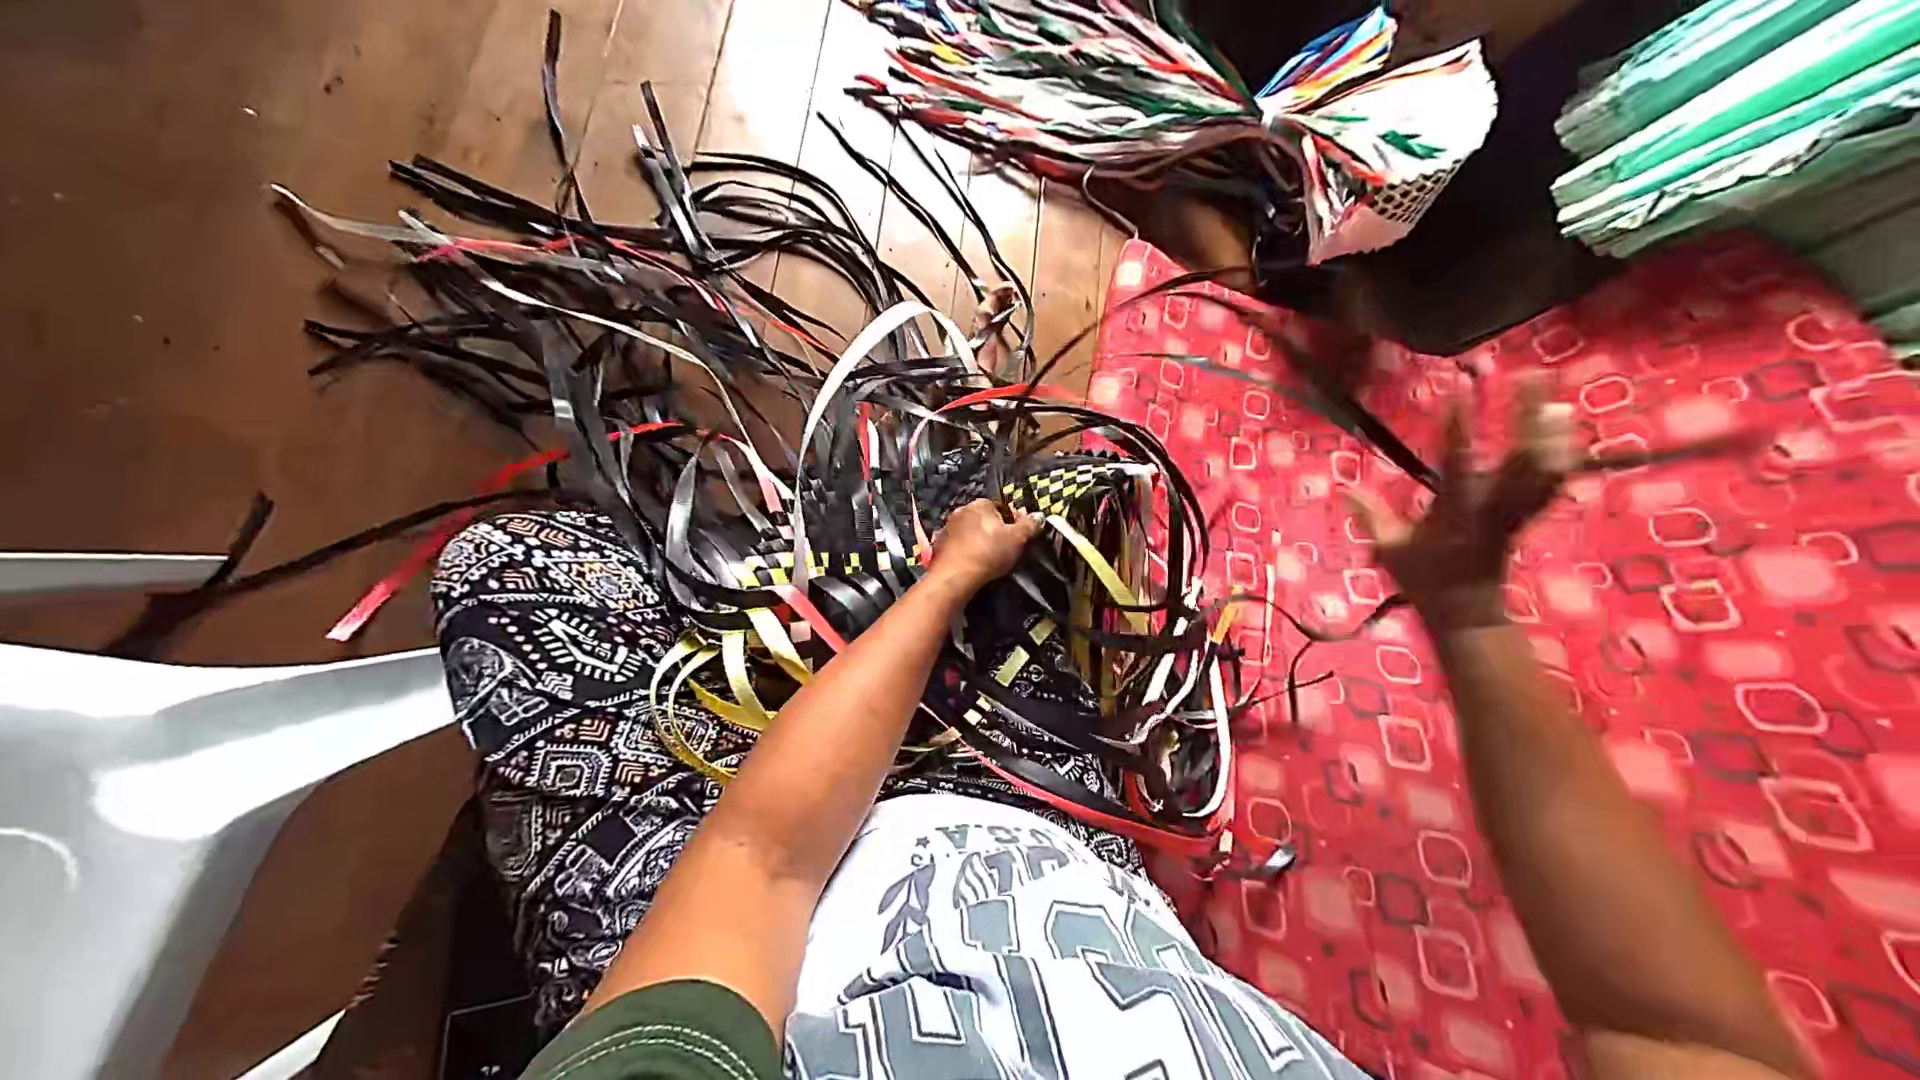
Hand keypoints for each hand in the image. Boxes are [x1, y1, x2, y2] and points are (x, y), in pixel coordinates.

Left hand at [927, 498, 1041, 594]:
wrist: (955, 576)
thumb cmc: (989, 552)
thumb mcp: (1017, 539)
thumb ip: (1030, 525)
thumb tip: (1039, 516)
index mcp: (981, 504)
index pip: (1000, 507)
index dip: (1011, 521)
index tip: (1017, 536)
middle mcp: (961, 510)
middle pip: (983, 519)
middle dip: (993, 530)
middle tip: (1004, 548)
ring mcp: (947, 527)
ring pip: (969, 531)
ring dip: (977, 540)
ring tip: (987, 558)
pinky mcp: (938, 544)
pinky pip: (957, 544)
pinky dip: (964, 551)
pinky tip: (971, 563)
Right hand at [1345, 375, 1576, 632]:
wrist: (1466, 610)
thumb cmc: (1424, 580)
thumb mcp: (1389, 550)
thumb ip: (1370, 517)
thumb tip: (1345, 490)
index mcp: (1456, 512)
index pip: (1459, 462)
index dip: (1459, 426)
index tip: (1458, 393)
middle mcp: (1493, 507)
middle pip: (1521, 457)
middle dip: (1526, 416)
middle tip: (1530, 375)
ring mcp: (1515, 512)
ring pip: (1545, 468)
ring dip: (1552, 433)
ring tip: (1555, 398)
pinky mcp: (1526, 516)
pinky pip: (1551, 483)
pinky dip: (1562, 456)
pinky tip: (1565, 434)